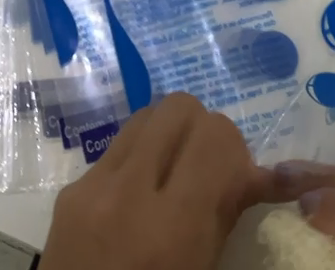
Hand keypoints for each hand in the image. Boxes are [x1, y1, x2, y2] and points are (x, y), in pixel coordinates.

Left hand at [39, 93, 273, 269]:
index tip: (239, 179)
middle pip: (178, 107)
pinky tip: (143, 196)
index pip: (214, 134)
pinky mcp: (70, 190)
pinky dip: (139, 158)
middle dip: (203, 130)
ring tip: (178, 176)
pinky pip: (116, 147)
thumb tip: (264, 170)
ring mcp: (92, 186)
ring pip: (145, 116)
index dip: (235, 149)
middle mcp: (128, 192)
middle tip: (211, 170)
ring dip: (170, 135)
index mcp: (171, 227)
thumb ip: (228, 214)